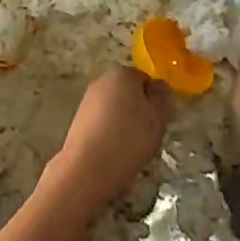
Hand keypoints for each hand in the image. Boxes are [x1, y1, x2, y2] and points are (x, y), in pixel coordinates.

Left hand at [48, 67, 169, 212]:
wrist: (88, 166)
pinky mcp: (78, 116)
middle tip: (147, 132)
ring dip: (123, 118)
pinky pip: (102, 118)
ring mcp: (88, 98)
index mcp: (123, 74)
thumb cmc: (129, 139)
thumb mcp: (157, 119)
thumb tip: (159, 84)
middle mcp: (102, 80)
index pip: (145, 79)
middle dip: (138, 107)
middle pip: (128, 90)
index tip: (158, 119)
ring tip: (130, 144)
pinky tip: (113, 147)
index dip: (154, 98)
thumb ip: (160, 98)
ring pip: (114, 105)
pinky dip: (109, 128)